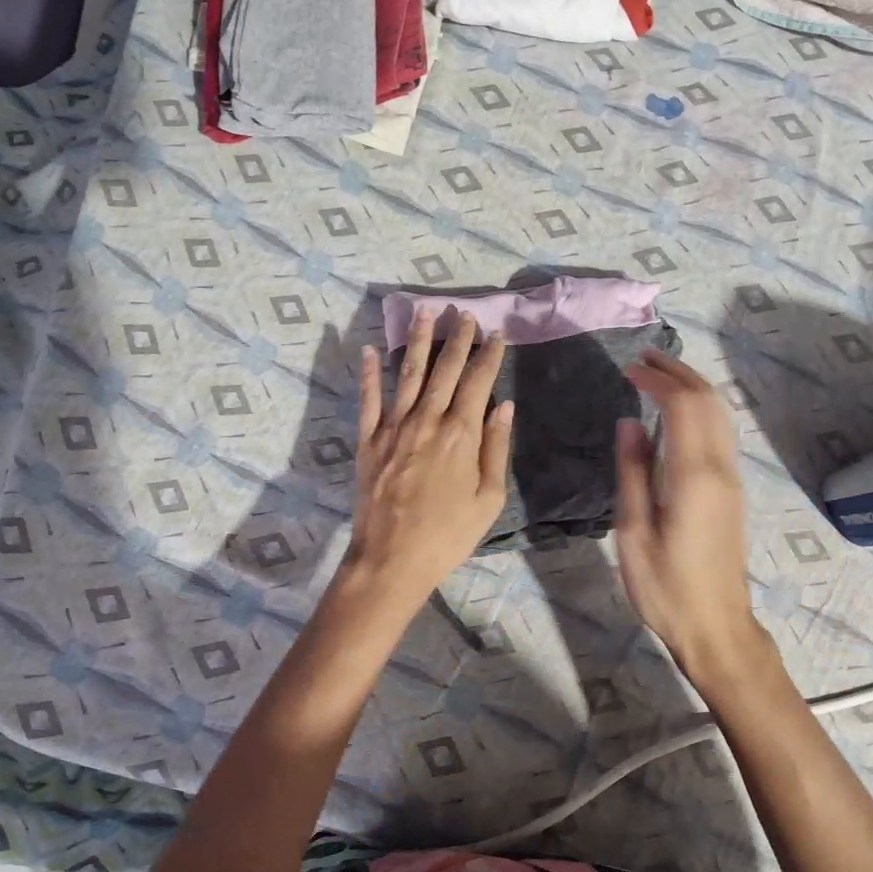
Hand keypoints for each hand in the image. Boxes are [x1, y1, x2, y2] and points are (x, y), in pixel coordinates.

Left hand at [346, 308, 513, 602]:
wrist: (392, 559)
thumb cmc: (448, 535)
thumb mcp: (488, 499)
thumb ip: (496, 448)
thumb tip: (505, 404)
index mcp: (461, 435)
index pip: (479, 382)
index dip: (489, 355)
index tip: (497, 333)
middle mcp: (427, 421)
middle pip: (445, 370)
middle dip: (457, 338)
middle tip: (464, 313)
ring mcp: (393, 427)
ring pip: (409, 374)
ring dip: (418, 341)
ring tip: (425, 312)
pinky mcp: (367, 440)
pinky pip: (369, 399)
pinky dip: (370, 372)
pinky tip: (372, 348)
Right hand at [614, 349, 767, 674]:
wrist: (717, 628)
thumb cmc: (666, 586)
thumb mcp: (634, 532)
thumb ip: (632, 472)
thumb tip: (630, 422)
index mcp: (694, 476)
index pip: (684, 406)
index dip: (658, 379)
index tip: (629, 368)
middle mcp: (721, 469)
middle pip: (709, 402)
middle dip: (679, 373)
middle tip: (645, 357)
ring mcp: (731, 480)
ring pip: (720, 415)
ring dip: (693, 387)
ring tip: (660, 373)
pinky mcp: (731, 492)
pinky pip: (721, 433)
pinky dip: (701, 408)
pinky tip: (679, 412)